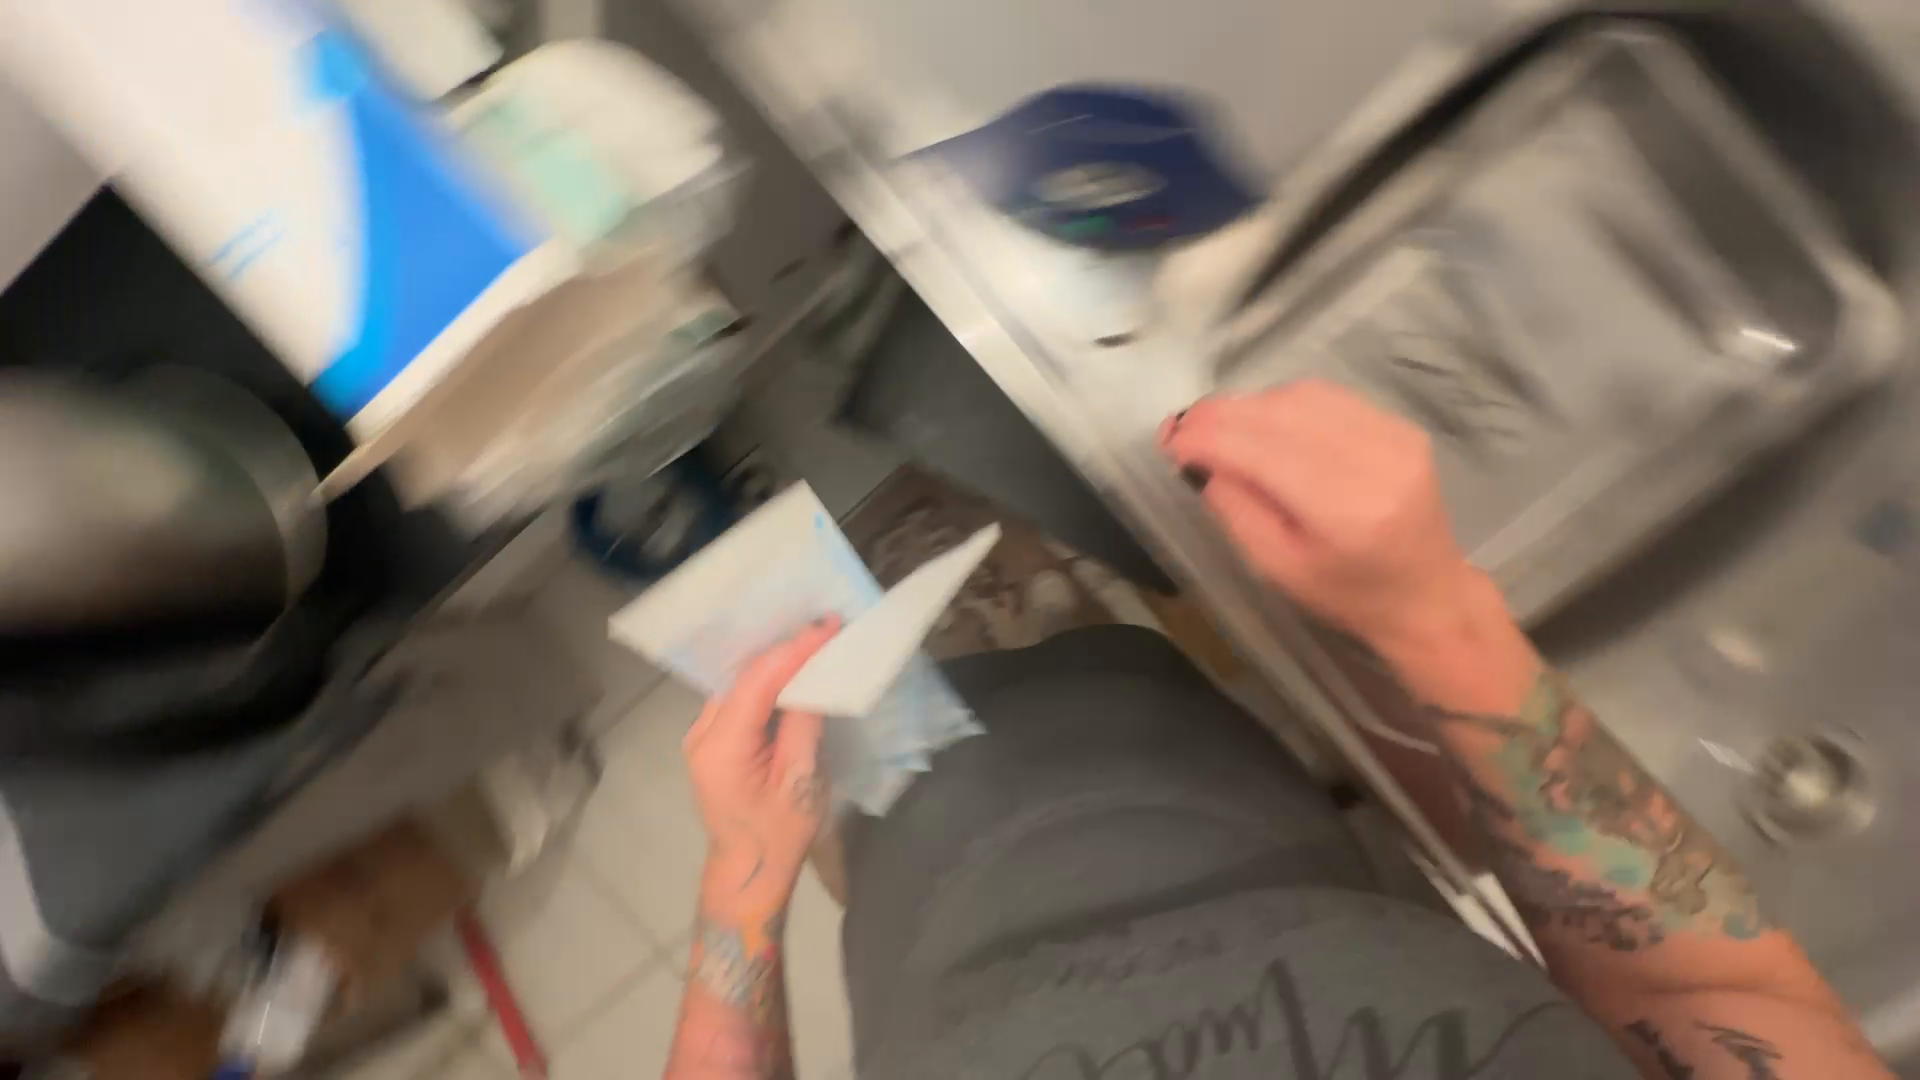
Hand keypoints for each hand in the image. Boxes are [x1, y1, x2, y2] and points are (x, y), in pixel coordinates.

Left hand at [683, 618, 839, 916]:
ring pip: (741, 682)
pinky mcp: (712, 738)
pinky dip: (767, 680)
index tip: (828, 627)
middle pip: (745, 676)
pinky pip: (740, 697)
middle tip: (826, 627)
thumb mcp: (802, 780)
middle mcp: (702, 733)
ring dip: (777, 662)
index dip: (794, 650)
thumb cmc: (780, 834)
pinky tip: (793, 669)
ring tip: (814, 640)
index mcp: (721, 747)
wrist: (749, 872)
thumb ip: (804, 722)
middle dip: (786, 649)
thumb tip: (814, 675)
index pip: (758, 681)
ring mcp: (702, 735)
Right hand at [1158, 380, 1483, 652]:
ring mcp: (1392, 434)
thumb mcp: (1273, 566)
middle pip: (1278, 412)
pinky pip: (1323, 395)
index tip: (1167, 442)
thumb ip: (1234, 508)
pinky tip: (1257, 423)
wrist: (1423, 593)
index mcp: (1344, 509)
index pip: (1260, 451)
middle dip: (1218, 414)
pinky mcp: (1397, 424)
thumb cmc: (1341, 593)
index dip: (1206, 438)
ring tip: (1212, 427)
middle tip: (1178, 428)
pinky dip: (1277, 403)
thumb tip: (1198, 459)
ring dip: (1245, 406)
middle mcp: (1375, 459)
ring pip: (1297, 395)